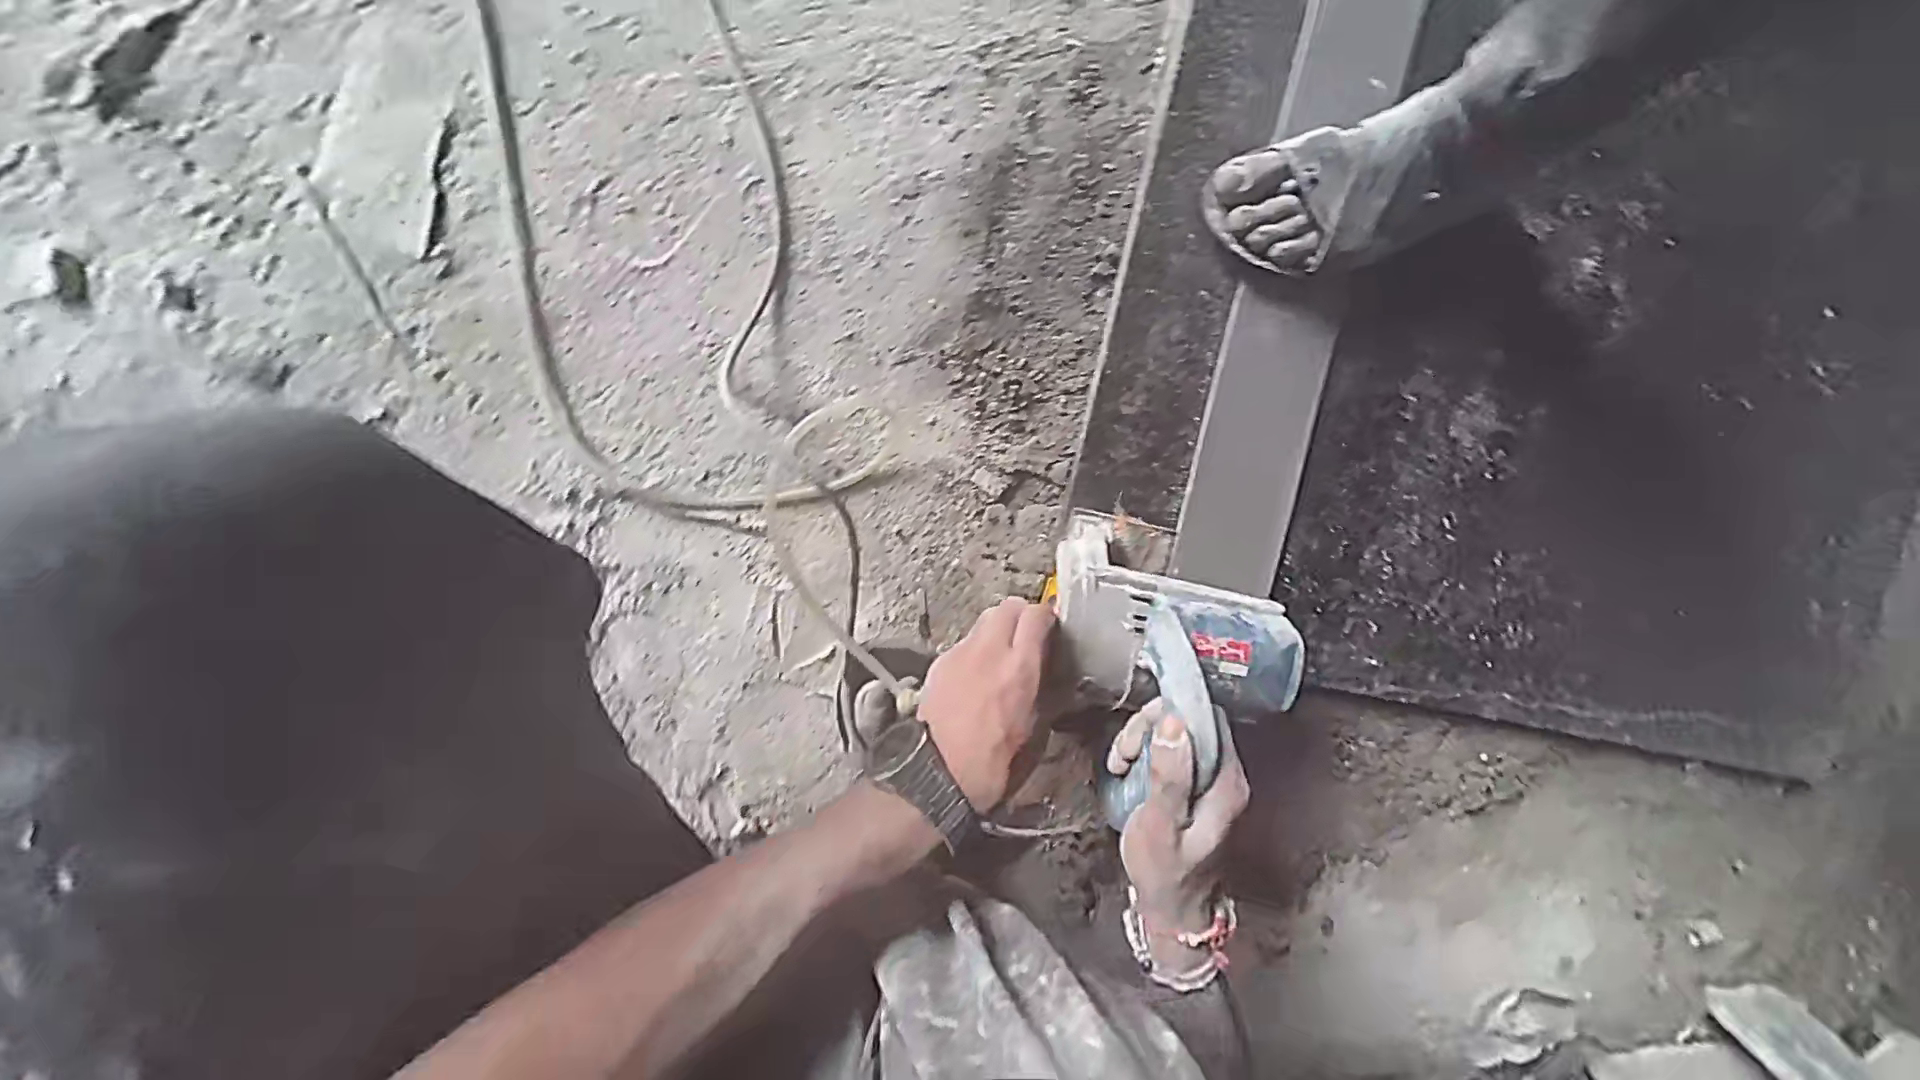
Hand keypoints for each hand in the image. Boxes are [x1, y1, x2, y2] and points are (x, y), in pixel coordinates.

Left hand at [918, 598, 1054, 809]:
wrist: (937, 775)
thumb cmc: (990, 764)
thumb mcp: (1034, 732)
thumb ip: (1045, 692)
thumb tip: (1050, 675)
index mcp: (1019, 668)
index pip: (1036, 615)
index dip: (1047, 616)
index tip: (1051, 627)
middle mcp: (989, 652)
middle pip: (1007, 606)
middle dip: (1021, 615)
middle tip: (1027, 635)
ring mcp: (960, 654)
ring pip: (983, 621)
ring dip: (997, 630)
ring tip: (1002, 655)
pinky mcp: (939, 663)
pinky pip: (964, 643)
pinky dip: (975, 650)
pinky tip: (977, 674)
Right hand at [1110, 700, 1248, 966]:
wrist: (1172, 910)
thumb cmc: (1165, 871)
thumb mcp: (1161, 824)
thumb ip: (1170, 775)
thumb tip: (1174, 722)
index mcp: (1226, 781)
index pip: (1205, 719)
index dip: (1171, 714)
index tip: (1140, 731)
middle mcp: (1224, 774)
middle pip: (1188, 723)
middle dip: (1149, 728)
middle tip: (1124, 755)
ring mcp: (1209, 780)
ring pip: (1175, 734)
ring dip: (1141, 740)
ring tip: (1120, 765)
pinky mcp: (1192, 786)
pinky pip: (1168, 751)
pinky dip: (1143, 753)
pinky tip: (1126, 770)